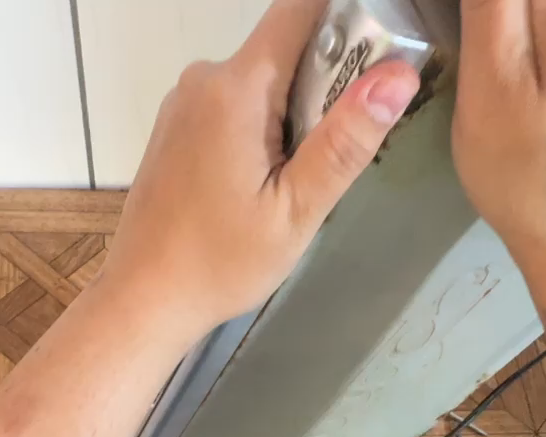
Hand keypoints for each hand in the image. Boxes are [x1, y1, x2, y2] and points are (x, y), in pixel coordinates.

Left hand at [98, 0, 419, 338]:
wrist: (146, 298)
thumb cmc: (221, 264)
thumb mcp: (295, 213)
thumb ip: (344, 143)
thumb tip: (399, 76)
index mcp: (238, 88)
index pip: (304, 8)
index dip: (349, 25)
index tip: (370, 73)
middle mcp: (205, 78)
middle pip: (286, 50)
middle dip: (321, 91)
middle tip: (323, 165)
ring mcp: (183, 102)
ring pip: (259, 83)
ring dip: (289, 119)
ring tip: (285, 188)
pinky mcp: (175, 128)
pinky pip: (231, 107)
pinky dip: (257, 133)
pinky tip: (252, 188)